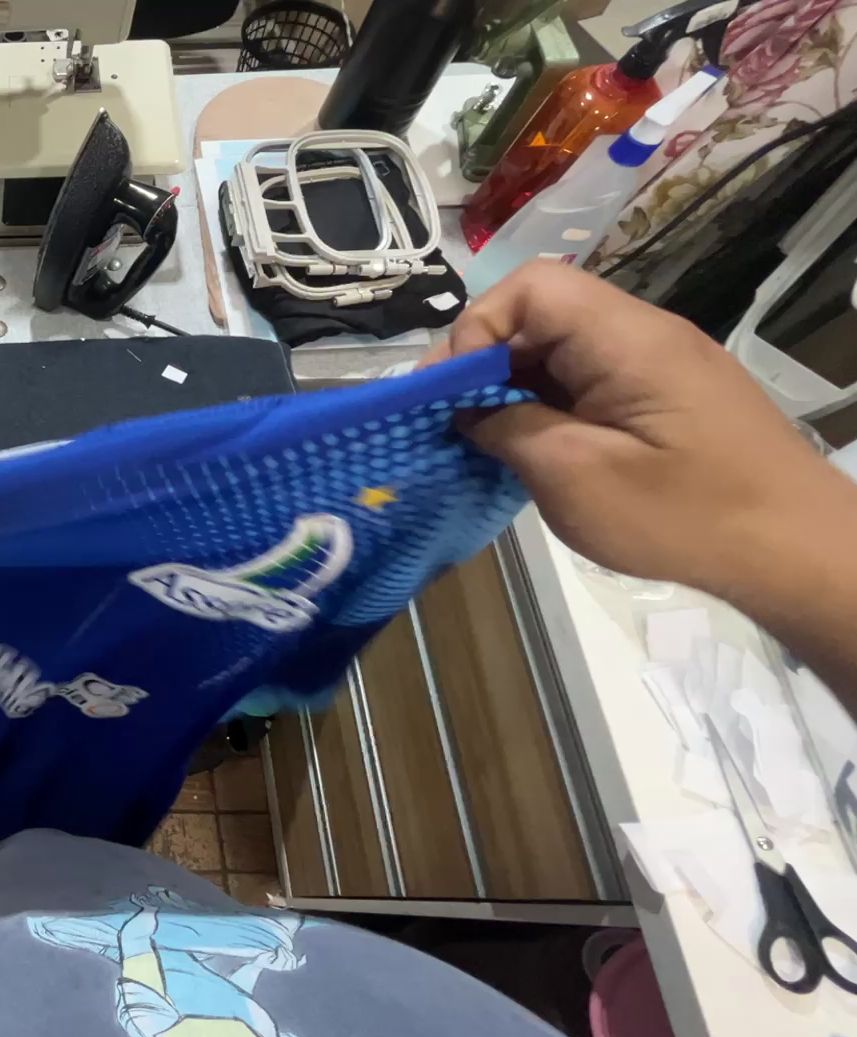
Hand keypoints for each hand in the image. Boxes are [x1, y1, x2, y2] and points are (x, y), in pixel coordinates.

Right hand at [429, 262, 854, 599]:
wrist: (791, 553)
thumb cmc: (682, 515)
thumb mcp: (572, 473)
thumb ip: (506, 426)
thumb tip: (463, 410)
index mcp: (628, 344)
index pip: (532, 288)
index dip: (477, 327)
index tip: (452, 389)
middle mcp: (638, 339)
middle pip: (533, 313)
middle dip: (474, 359)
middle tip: (439, 416)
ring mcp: (644, 367)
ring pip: (545, 348)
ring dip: (495, 385)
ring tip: (467, 433)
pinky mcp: (645, 396)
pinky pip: (568, 378)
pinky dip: (525, 402)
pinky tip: (509, 441)